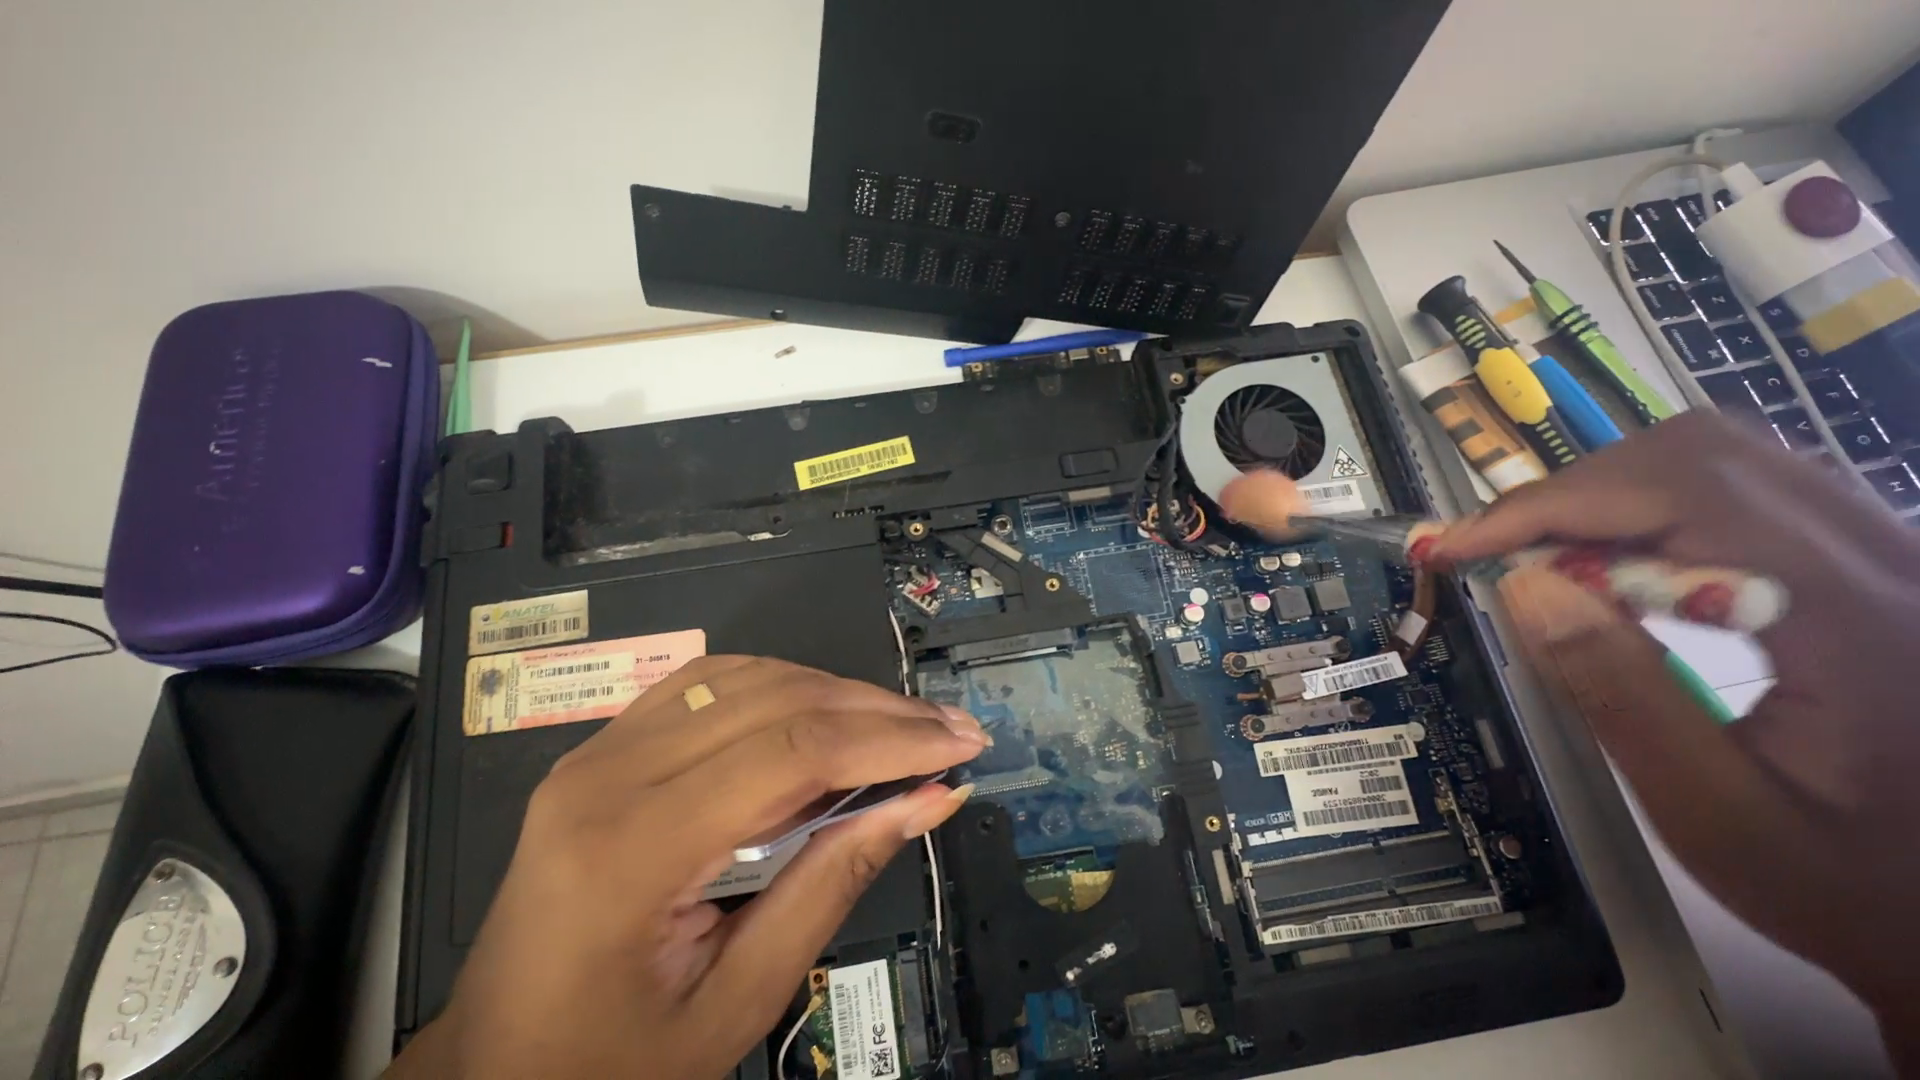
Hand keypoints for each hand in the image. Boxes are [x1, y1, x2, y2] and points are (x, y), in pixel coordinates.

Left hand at [385, 655, 986, 1079]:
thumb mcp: (739, 999)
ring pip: (738, 677)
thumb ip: (831, 883)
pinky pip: (700, 687)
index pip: (789, 752)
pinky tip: (822, 713)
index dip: (889, 737)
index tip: (962, 744)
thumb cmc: (615, 1062)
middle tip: (950, 730)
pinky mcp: (595, 752)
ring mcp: (592, 755)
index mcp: (632, 850)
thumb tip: (925, 801)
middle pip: (770, 700)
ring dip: (830, 690)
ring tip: (898, 725)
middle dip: (875, 709)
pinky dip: (776, 687)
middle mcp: (604, 776)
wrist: (492, 1071)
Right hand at [1426, 412, 1919, 1068]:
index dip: (1547, 507)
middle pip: (1696, 456)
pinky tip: (1613, 571)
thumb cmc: (1847, 880)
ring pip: (1715, 460)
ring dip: (1602, 499)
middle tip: (1491, 556)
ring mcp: (1886, 550)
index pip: (1680, 496)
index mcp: (1858, 620)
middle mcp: (1887, 557)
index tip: (1453, 546)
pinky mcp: (1868, 559)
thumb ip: (1621, 694)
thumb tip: (1523, 585)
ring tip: (1541, 562)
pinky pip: (1737, 492)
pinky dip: (1644, 512)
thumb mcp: (1717, 813)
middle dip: (1567, 497)